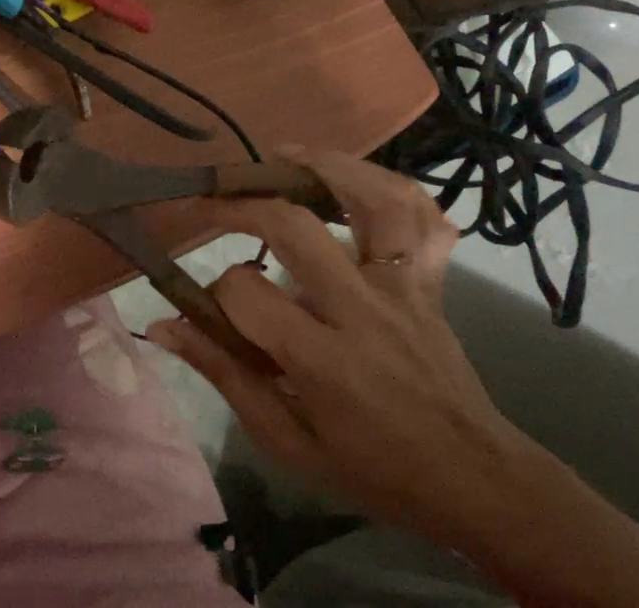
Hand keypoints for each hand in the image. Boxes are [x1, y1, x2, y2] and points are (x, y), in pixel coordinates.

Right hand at [148, 148, 533, 542]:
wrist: (479, 483)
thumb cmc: (372, 468)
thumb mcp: (285, 440)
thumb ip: (222, 373)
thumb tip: (159, 325)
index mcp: (323, 358)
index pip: (245, 291)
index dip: (213, 289)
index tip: (204, 306)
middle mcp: (365, 312)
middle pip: (296, 228)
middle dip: (242, 204)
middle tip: (210, 199)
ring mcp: (406, 293)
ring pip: (377, 205)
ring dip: (328, 168)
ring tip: (283, 156)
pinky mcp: (431, 288)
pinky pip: (426, 224)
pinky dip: (395, 191)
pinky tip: (355, 181)